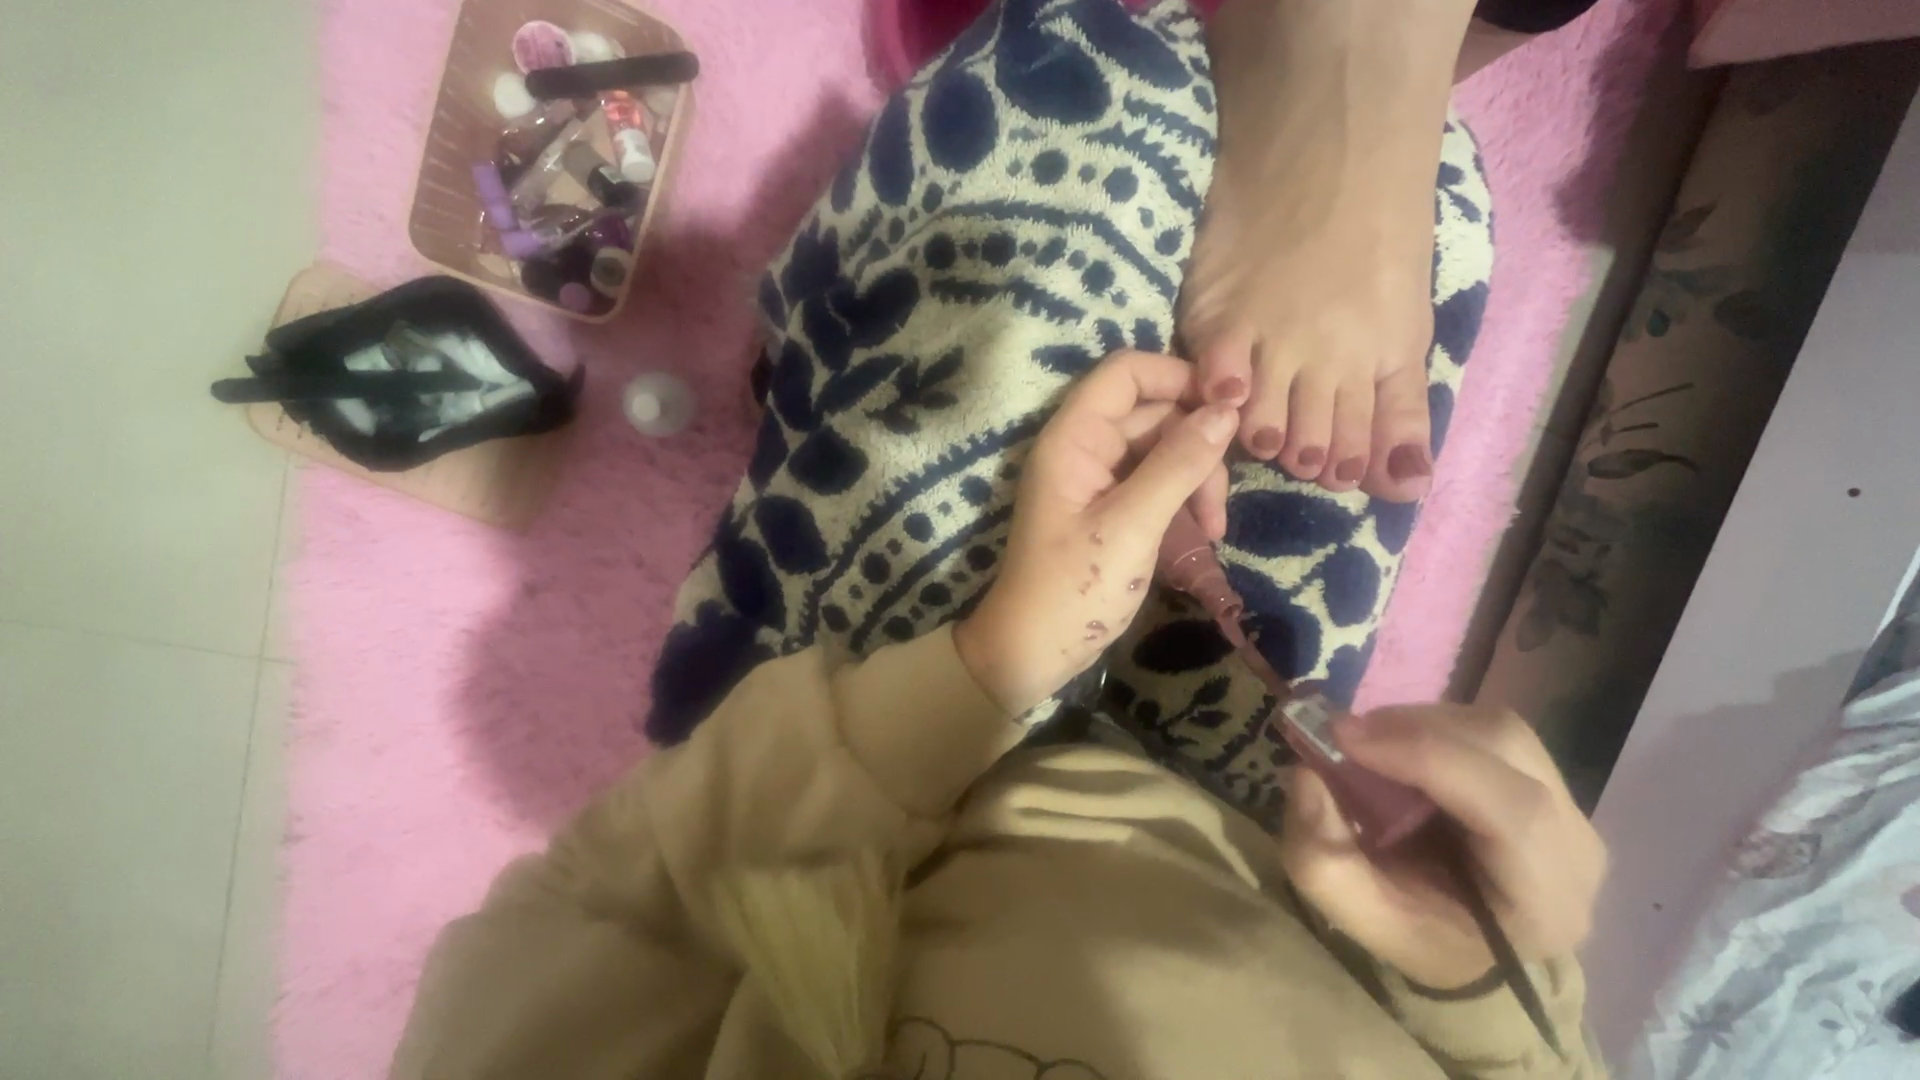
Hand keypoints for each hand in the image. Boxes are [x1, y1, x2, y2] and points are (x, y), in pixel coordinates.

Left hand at [953, 351, 1235, 713]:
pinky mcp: (1111, 509)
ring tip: (1215, 529)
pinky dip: (1183, 502)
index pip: (1126, 372)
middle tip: (1221, 499)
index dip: (1178, 377)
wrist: (1033, 650)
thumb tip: (1226, 411)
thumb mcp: (1131, 525)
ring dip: (1196, 479)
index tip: (1230, 408)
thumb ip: (1177, 465)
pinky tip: (1204, 536)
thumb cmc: (1074, 588)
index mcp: (1073, 438)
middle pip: (1153, 413)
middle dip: (1196, 446)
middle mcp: (1084, 448)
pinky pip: (1156, 484)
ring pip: (1162, 451)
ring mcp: (1097, 480)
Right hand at [1278, 704, 1606, 988]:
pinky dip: (1430, 725)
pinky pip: (1488, 728)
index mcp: (1549, 900)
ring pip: (1497, 729)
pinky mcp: (1544, 777)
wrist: (1462, 940)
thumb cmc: (1417, 933)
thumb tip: (1306, 775)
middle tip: (1344, 734)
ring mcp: (1570, 807)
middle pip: (1507, 750)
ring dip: (1419, 723)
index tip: (1343, 736)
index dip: (1427, 757)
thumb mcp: (1357, 913)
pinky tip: (1398, 749)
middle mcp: (1577, 846)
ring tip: (1368, 744)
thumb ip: (1321, 860)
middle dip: (1416, 728)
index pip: (1513, 808)